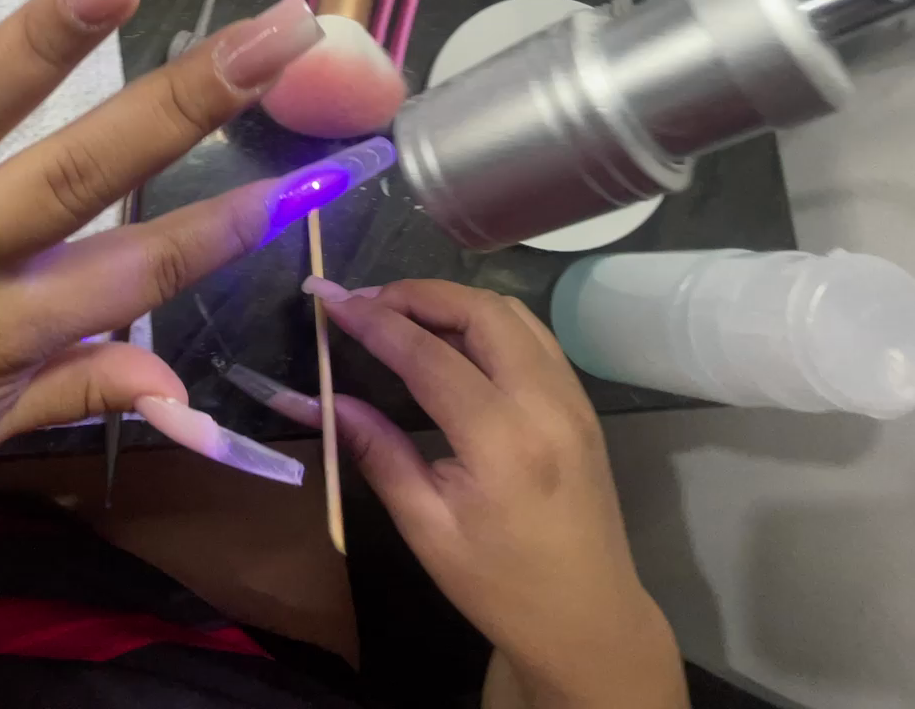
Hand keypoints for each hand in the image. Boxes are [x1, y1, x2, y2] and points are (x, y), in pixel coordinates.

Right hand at [305, 279, 687, 708]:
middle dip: (414, 293)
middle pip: (479, 311)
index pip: (428, 355)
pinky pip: (528, 331)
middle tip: (364, 302)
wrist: (591, 621)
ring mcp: (571, 398)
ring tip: (398, 311)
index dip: (374, 321)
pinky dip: (480, 316)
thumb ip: (376, 451)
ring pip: (509, 311)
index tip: (330, 298)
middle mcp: (546, 405)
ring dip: (448, 299)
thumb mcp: (424, 526)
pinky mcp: (578, 401)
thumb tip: (323, 399)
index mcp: (504, 443)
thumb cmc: (500, 583)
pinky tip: (447, 334)